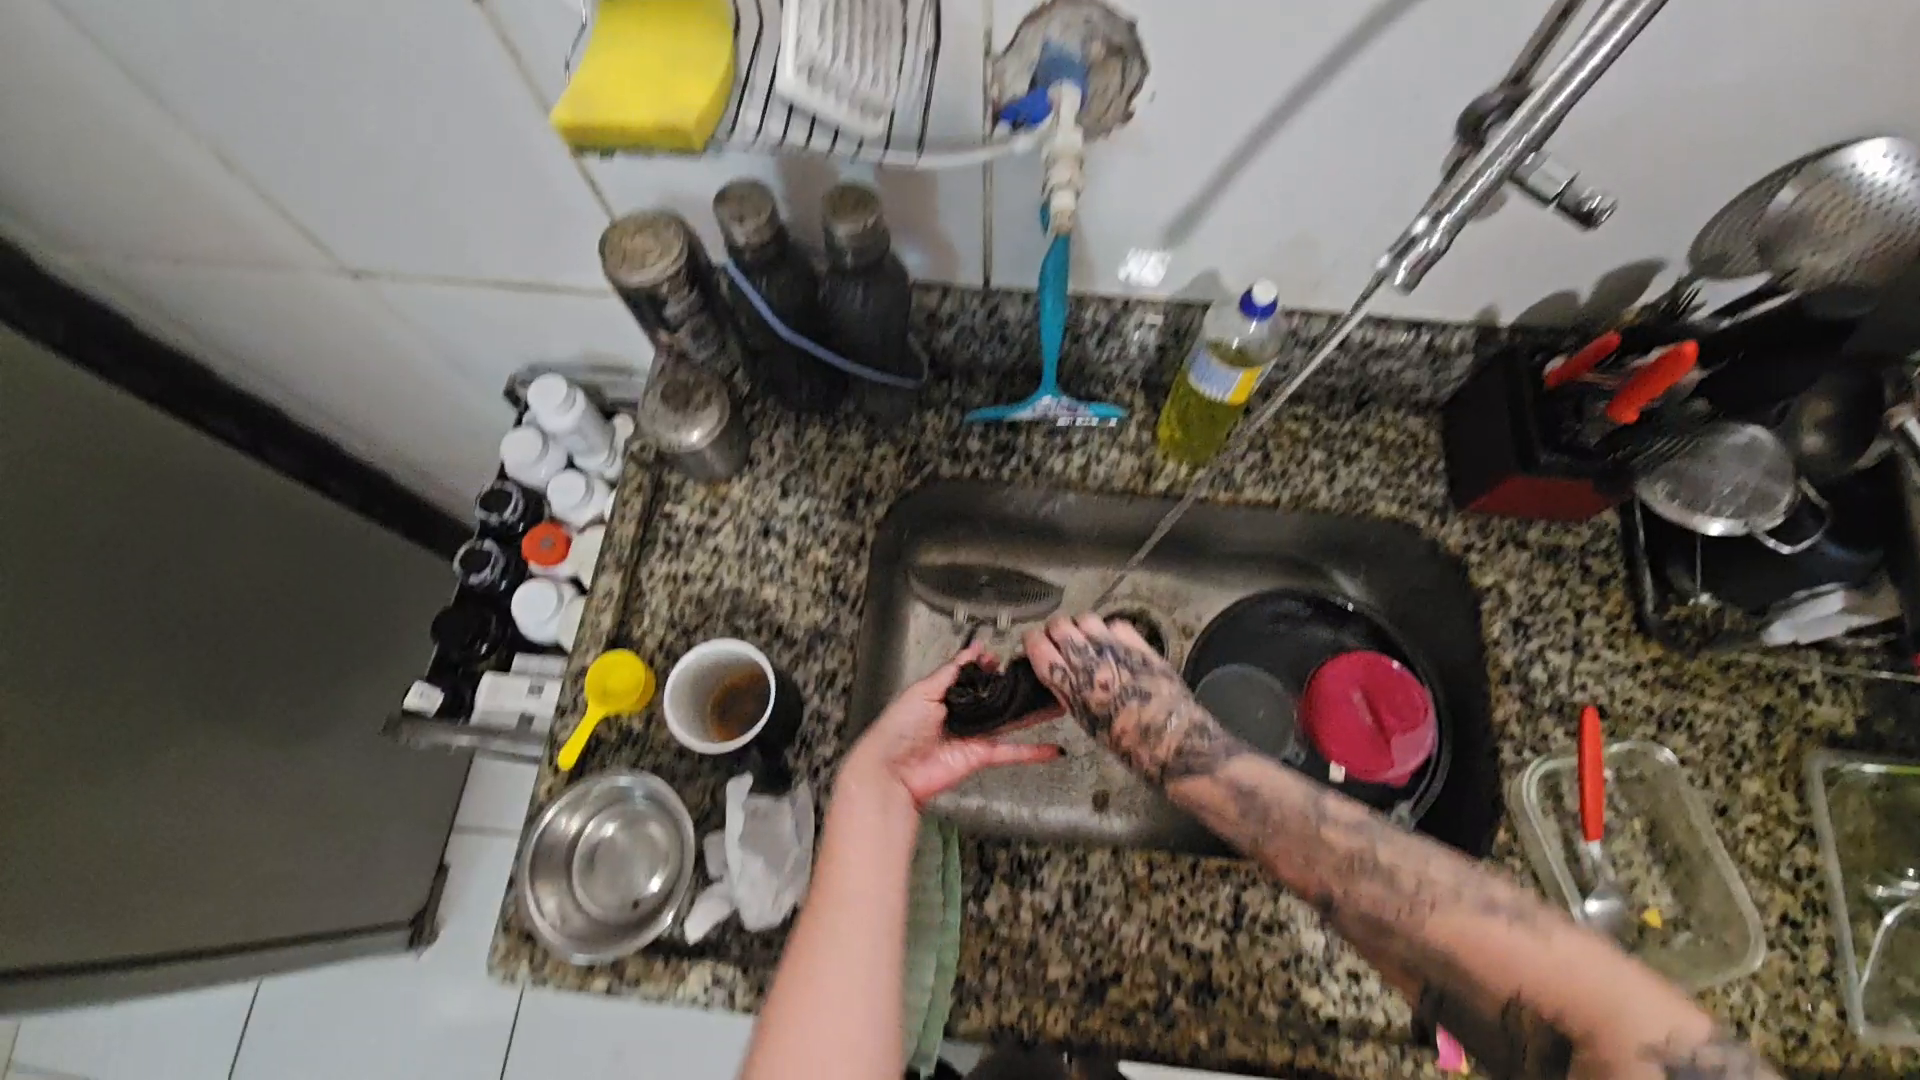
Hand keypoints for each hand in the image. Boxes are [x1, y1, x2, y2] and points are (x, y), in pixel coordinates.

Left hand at [839, 645, 1063, 810]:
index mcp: (944, 694)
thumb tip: (972, 650)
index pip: (974, 676)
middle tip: (1042, 676)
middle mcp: (961, 713)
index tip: (1008, 656)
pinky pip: (1010, 751)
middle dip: (1016, 687)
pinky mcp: (981, 755)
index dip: (991, 666)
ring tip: (1057, 702)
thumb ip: (951, 671)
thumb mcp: (922, 690)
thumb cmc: (897, 730)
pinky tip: (1052, 748)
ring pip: (1009, 720)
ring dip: (1032, 713)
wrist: (891, 771)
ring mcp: (973, 734)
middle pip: (995, 697)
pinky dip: (1032, 751)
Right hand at [1024, 613, 1230, 785]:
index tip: (1035, 642)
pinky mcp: (1138, 643)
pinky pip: (1115, 624)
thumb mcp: (1084, 721)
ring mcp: (1115, 648)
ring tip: (1088, 639)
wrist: (1172, 740)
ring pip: (1085, 618)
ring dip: (1082, 626)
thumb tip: (1054, 674)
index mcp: (1071, 684)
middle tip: (1062, 640)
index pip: (1038, 645)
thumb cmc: (1128, 742)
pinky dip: (1111, 631)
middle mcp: (1089, 660)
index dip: (1032, 640)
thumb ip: (1066, 692)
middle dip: (1056, 630)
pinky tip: (1115, 645)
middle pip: (1059, 624)